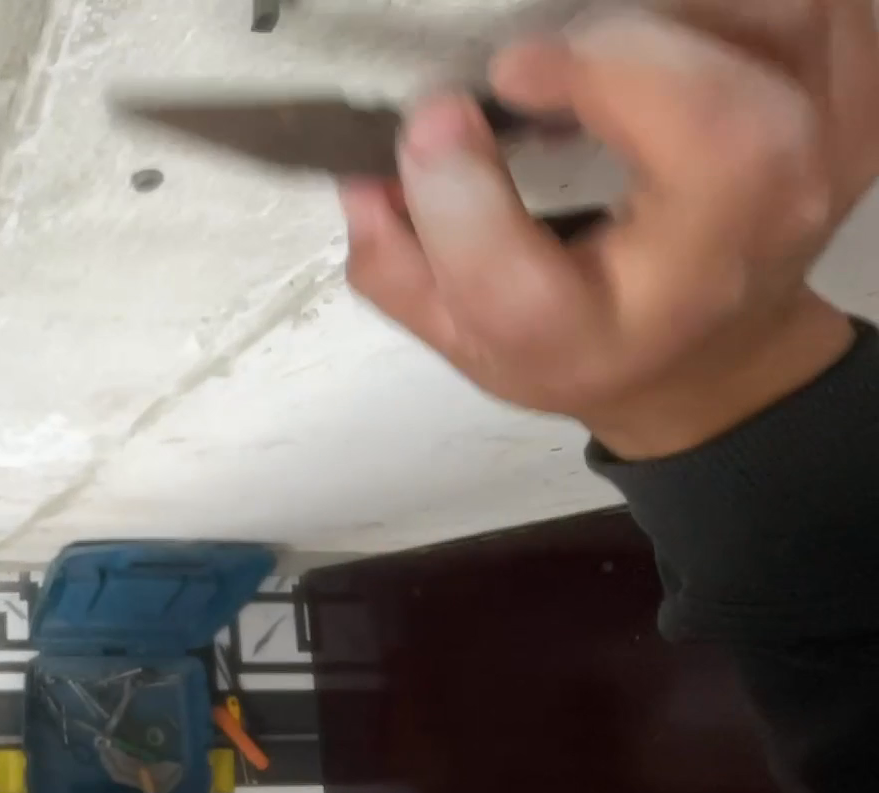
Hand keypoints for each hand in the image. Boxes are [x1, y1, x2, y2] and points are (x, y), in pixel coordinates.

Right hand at [341, 0, 878, 458]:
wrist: (705, 354)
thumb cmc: (569, 345)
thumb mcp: (454, 337)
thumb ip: (395, 266)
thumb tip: (366, 177)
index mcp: (586, 340)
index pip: (514, 286)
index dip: (462, 198)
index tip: (425, 123)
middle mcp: (717, 262)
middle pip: (717, 140)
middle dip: (611, 72)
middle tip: (516, 65)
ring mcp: (822, 166)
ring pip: (786, 34)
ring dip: (668, 20)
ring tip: (581, 46)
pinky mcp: (865, 101)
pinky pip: (824, 6)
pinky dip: (727, 5)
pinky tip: (656, 30)